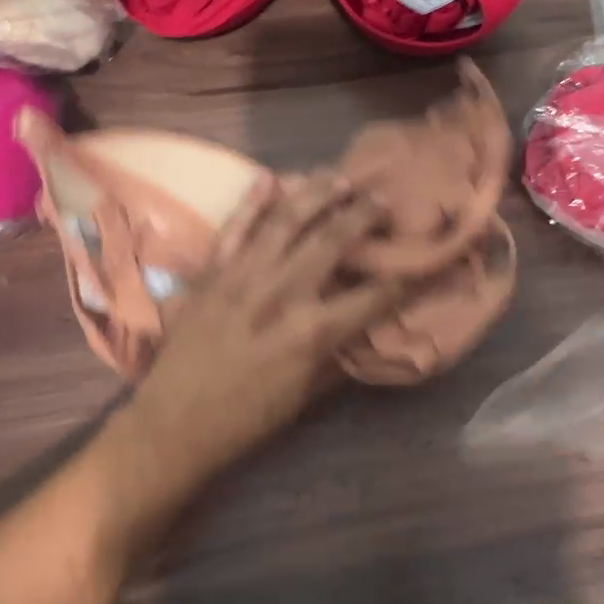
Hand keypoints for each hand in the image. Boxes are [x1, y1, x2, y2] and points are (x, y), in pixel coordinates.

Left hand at [100, 173, 405, 522]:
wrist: (173, 425)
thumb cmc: (246, 420)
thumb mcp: (304, 396)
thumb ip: (335, 356)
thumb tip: (360, 328)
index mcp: (311, 333)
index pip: (373, 296)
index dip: (408, 277)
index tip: (429, 257)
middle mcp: (282, 294)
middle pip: (333, 240)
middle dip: (364, 215)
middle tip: (383, 199)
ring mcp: (242, 276)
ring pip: (286, 219)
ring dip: (317, 193)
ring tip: (339, 178)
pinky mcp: (210, 273)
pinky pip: (235, 226)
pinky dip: (253, 200)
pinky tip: (272, 178)